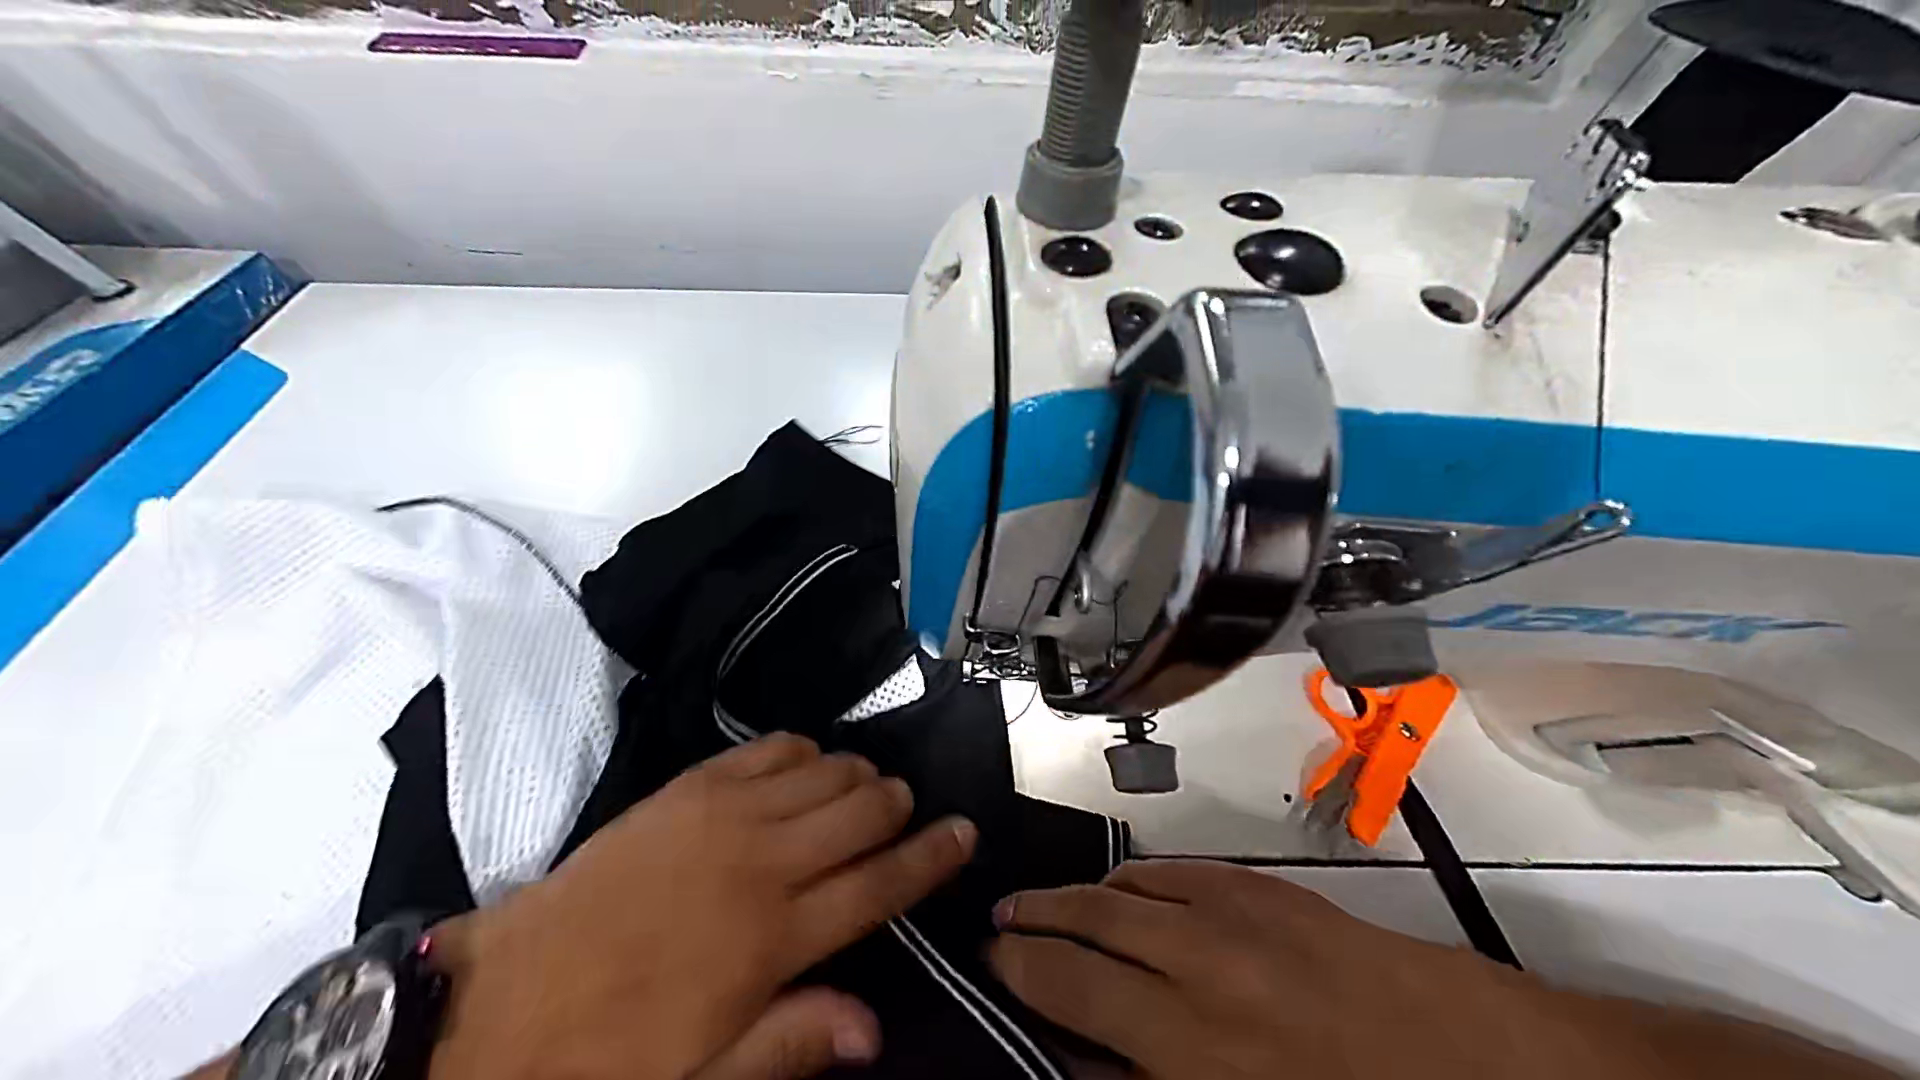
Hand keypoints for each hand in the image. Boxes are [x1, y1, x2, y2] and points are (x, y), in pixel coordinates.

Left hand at [429, 733, 976, 1079]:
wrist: (500, 1003)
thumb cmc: (609, 1053)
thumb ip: (790, 1043)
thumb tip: (874, 1027)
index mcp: (772, 938)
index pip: (878, 884)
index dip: (930, 856)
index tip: (965, 831)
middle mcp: (762, 862)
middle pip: (861, 812)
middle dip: (897, 804)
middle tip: (905, 808)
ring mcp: (724, 814)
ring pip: (823, 772)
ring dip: (855, 774)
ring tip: (863, 786)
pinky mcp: (689, 787)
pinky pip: (768, 749)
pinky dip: (800, 750)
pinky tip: (806, 761)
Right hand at [987, 860, 1895, 1079]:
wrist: (1503, 1075)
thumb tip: (1087, 1054)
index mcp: (1195, 1045)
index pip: (1072, 985)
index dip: (1019, 966)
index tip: (988, 956)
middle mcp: (1202, 965)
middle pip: (1089, 924)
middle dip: (1031, 919)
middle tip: (994, 918)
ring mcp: (1237, 917)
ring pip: (1127, 889)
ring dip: (1077, 895)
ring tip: (1042, 899)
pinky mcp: (1269, 893)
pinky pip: (1177, 876)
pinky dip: (1135, 880)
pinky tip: (1121, 888)